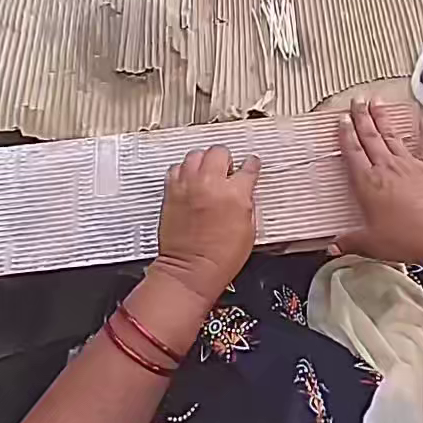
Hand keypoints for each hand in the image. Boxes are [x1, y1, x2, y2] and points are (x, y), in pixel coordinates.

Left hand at [150, 146, 259, 302]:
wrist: (191, 271)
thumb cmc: (220, 257)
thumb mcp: (249, 229)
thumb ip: (247, 202)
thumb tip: (245, 190)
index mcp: (235, 193)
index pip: (248, 166)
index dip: (251, 165)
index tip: (250, 165)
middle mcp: (211, 184)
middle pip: (220, 151)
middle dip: (225, 159)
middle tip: (226, 170)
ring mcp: (189, 185)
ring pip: (196, 154)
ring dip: (204, 161)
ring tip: (206, 173)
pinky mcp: (172, 191)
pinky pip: (176, 168)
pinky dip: (183, 171)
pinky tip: (189, 181)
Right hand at [333, 101, 422, 295]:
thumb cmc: (408, 239)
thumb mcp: (372, 244)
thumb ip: (350, 242)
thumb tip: (333, 246)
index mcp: (369, 183)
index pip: (353, 153)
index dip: (346, 134)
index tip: (342, 119)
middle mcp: (388, 168)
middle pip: (370, 137)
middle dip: (362, 117)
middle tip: (356, 100)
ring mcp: (410, 165)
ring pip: (392, 136)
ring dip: (383, 118)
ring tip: (377, 102)